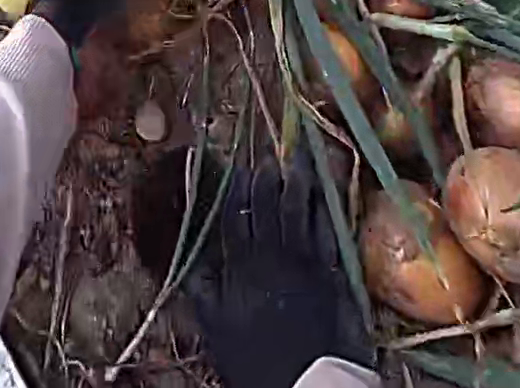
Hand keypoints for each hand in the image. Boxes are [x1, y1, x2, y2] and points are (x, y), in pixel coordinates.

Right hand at [185, 158, 371, 387]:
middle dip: (266, 176)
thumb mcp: (217, 331)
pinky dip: (324, 209)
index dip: (236, 189)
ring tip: (297, 160)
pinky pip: (326, 230)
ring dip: (297, 182)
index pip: (235, 215)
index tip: (238, 167)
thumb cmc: (256, 361)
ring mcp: (303, 259)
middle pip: (268, 205)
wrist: (304, 383)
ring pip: (298, 210)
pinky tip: (323, 195)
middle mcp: (272, 254)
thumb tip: (190, 261)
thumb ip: (203, 292)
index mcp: (243, 266)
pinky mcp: (329, 269)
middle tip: (267, 156)